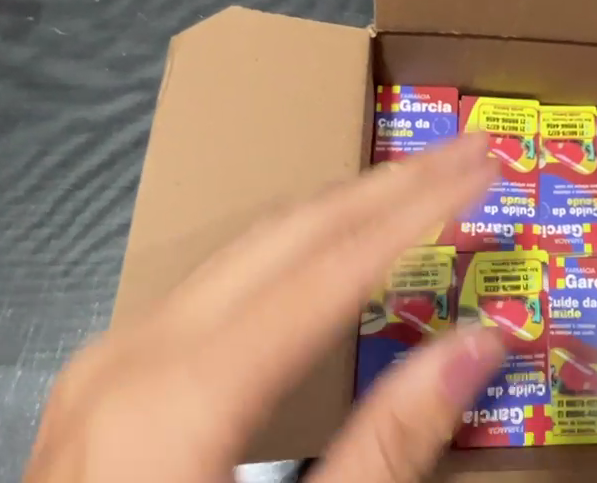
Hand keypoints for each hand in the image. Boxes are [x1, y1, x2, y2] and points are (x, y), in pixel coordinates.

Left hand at [27, 135, 504, 482]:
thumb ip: (388, 446)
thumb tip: (481, 343)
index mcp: (178, 394)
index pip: (334, 264)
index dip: (422, 207)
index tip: (486, 166)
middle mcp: (138, 349)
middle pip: (294, 230)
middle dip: (393, 182)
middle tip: (469, 150)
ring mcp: (113, 357)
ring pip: (254, 244)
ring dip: (349, 205)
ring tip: (423, 179)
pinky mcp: (110, 377)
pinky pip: (225, 280)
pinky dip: (301, 247)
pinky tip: (340, 242)